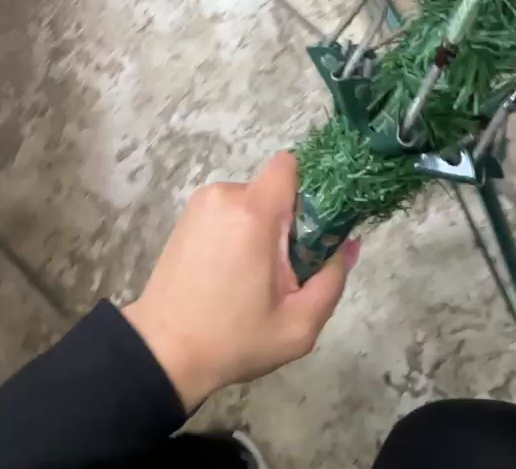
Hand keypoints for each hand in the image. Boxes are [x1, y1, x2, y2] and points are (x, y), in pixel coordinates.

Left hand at [121, 153, 357, 409]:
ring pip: (251, 201)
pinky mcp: (186, 215)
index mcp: (252, 214)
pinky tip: (232, 271)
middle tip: (285, 268)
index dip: (310, 186)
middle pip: (273, 189)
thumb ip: (332, 280)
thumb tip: (350, 244)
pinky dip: (238, 231)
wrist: (164, 350)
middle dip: (287, 221)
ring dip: (262, 228)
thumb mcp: (297, 325)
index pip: (289, 165)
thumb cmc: (233, 339)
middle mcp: (225, 195)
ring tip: (255, 276)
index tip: (316, 225)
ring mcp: (201, 202)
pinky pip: (229, 210)